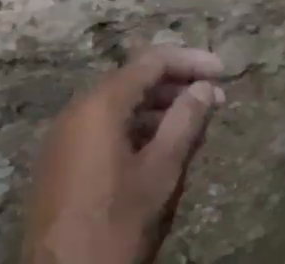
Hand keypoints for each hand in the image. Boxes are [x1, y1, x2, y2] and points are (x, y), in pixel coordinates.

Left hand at [23, 46, 225, 263]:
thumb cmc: (114, 223)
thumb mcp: (159, 173)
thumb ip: (184, 123)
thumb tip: (204, 87)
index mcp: (101, 103)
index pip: (152, 61)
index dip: (190, 60)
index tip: (222, 71)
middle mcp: (78, 108)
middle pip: (134, 79)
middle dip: (176, 85)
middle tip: (215, 100)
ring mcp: (66, 134)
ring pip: (120, 105)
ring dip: (158, 108)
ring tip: (195, 125)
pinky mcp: (63, 159)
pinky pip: (105, 127)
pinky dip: (137, 128)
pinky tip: (162, 148)